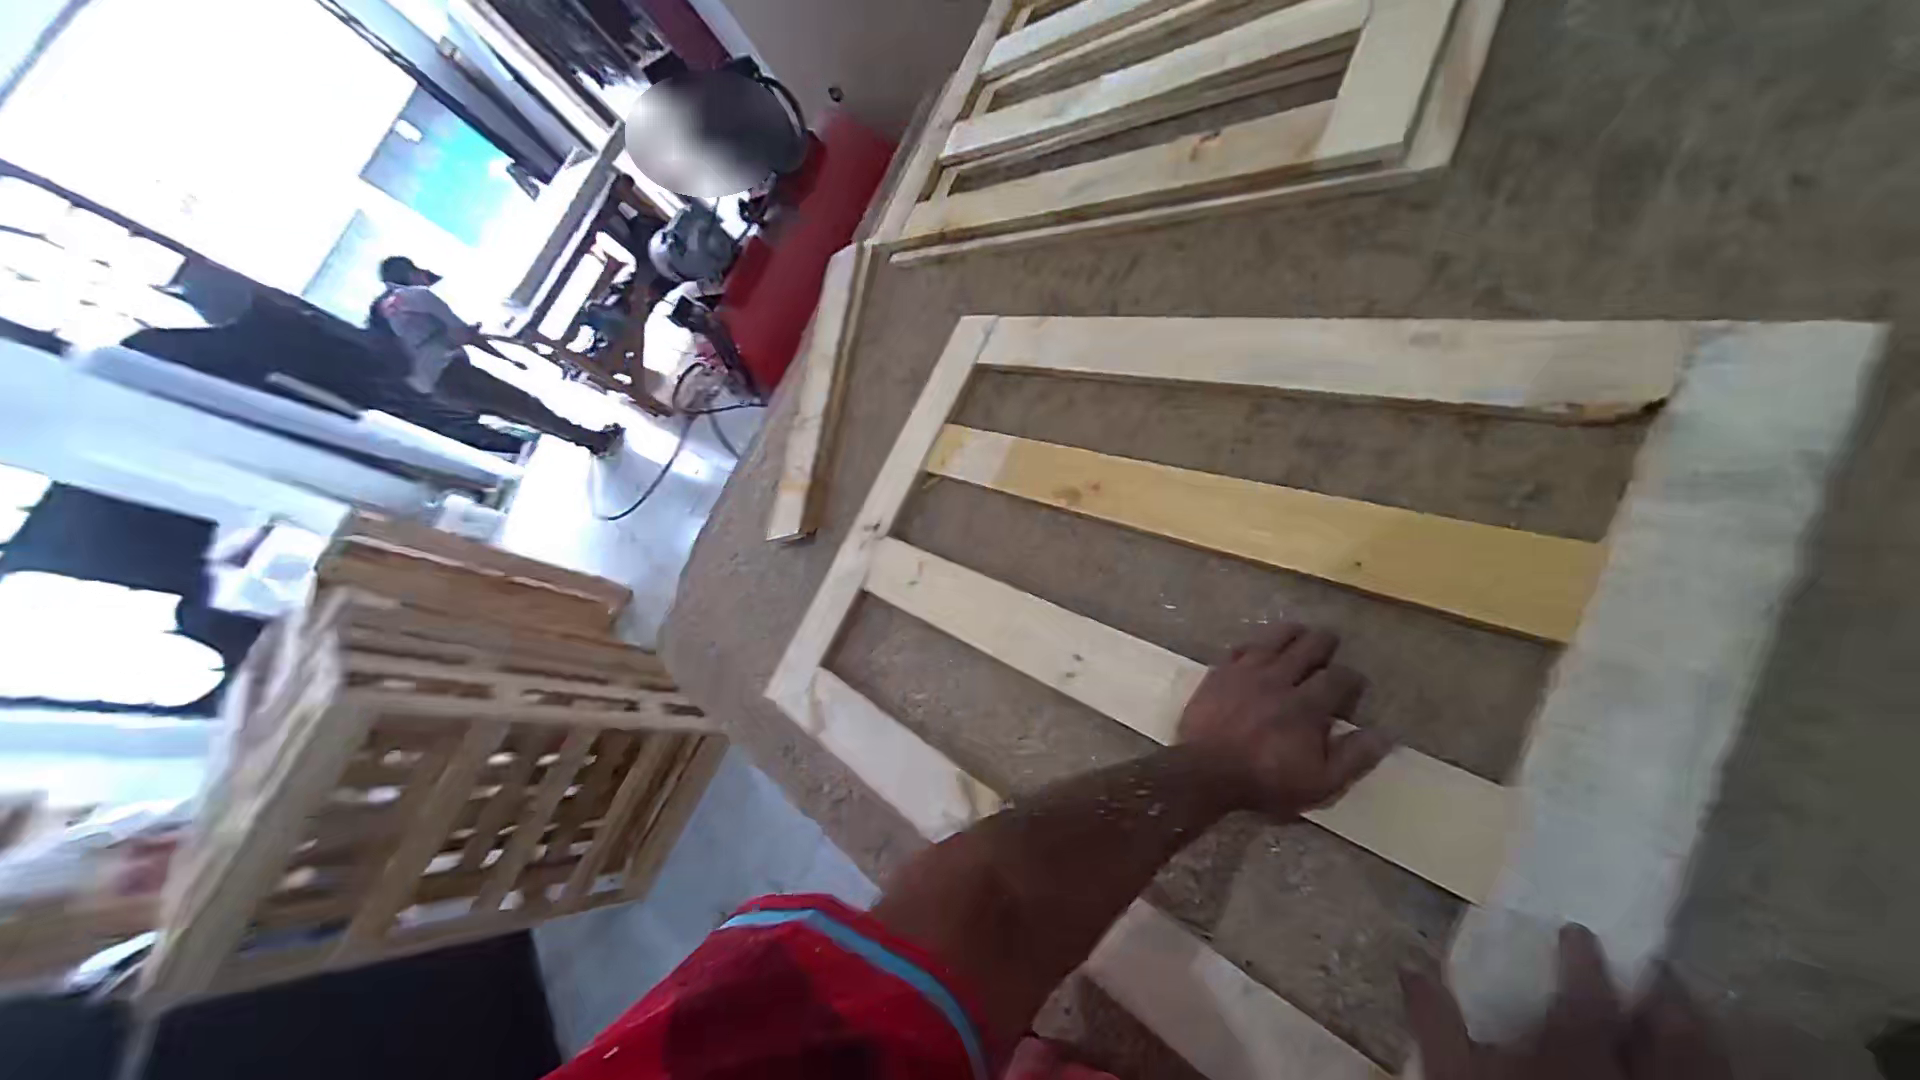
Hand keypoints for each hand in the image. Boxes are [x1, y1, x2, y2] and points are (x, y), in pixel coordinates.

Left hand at [1176, 622, 1390, 815]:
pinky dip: (1253, 645)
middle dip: (1324, 643)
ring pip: (1272, 640)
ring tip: (1299, 632)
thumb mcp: (1320, 782)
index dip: (1352, 678)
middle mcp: (1278, 680)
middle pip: (1307, 647)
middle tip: (1330, 641)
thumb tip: (1384, 734)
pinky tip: (1258, 647)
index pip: (1339, 678)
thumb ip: (1354, 757)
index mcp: (1306, 705)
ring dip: (1290, 633)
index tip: (1355, 684)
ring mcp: (1244, 673)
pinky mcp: (1218, 673)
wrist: (1205, 771)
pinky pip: (1239, 649)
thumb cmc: (1265, 781)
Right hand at [1403, 925, 1733, 1079]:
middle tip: (1643, 966)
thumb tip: (1411, 967)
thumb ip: (1436, 1023)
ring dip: (1690, 1035)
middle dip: (1664, 996)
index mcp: (1577, 1060)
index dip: (1585, 961)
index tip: (1577, 932)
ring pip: (1706, 1071)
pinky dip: (1696, 1070)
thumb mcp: (1455, 1078)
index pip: (1591, 999)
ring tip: (1664, 1013)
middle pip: (1676, 1037)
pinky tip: (1669, 1064)